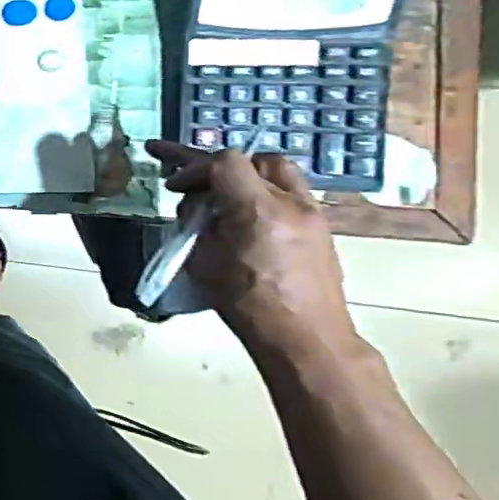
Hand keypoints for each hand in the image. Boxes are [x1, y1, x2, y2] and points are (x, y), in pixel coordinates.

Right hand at [145, 140, 356, 363]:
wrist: (306, 339)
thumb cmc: (248, 305)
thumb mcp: (203, 261)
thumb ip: (198, 224)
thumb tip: (198, 210)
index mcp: (257, 209)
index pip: (225, 161)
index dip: (194, 167)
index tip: (176, 186)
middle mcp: (290, 202)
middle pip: (253, 160)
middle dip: (220, 168)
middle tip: (198, 187)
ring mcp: (312, 213)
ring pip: (277, 171)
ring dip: (248, 177)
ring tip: (226, 197)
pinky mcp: (321, 227)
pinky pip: (291, 193)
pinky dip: (266, 194)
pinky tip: (249, 219)